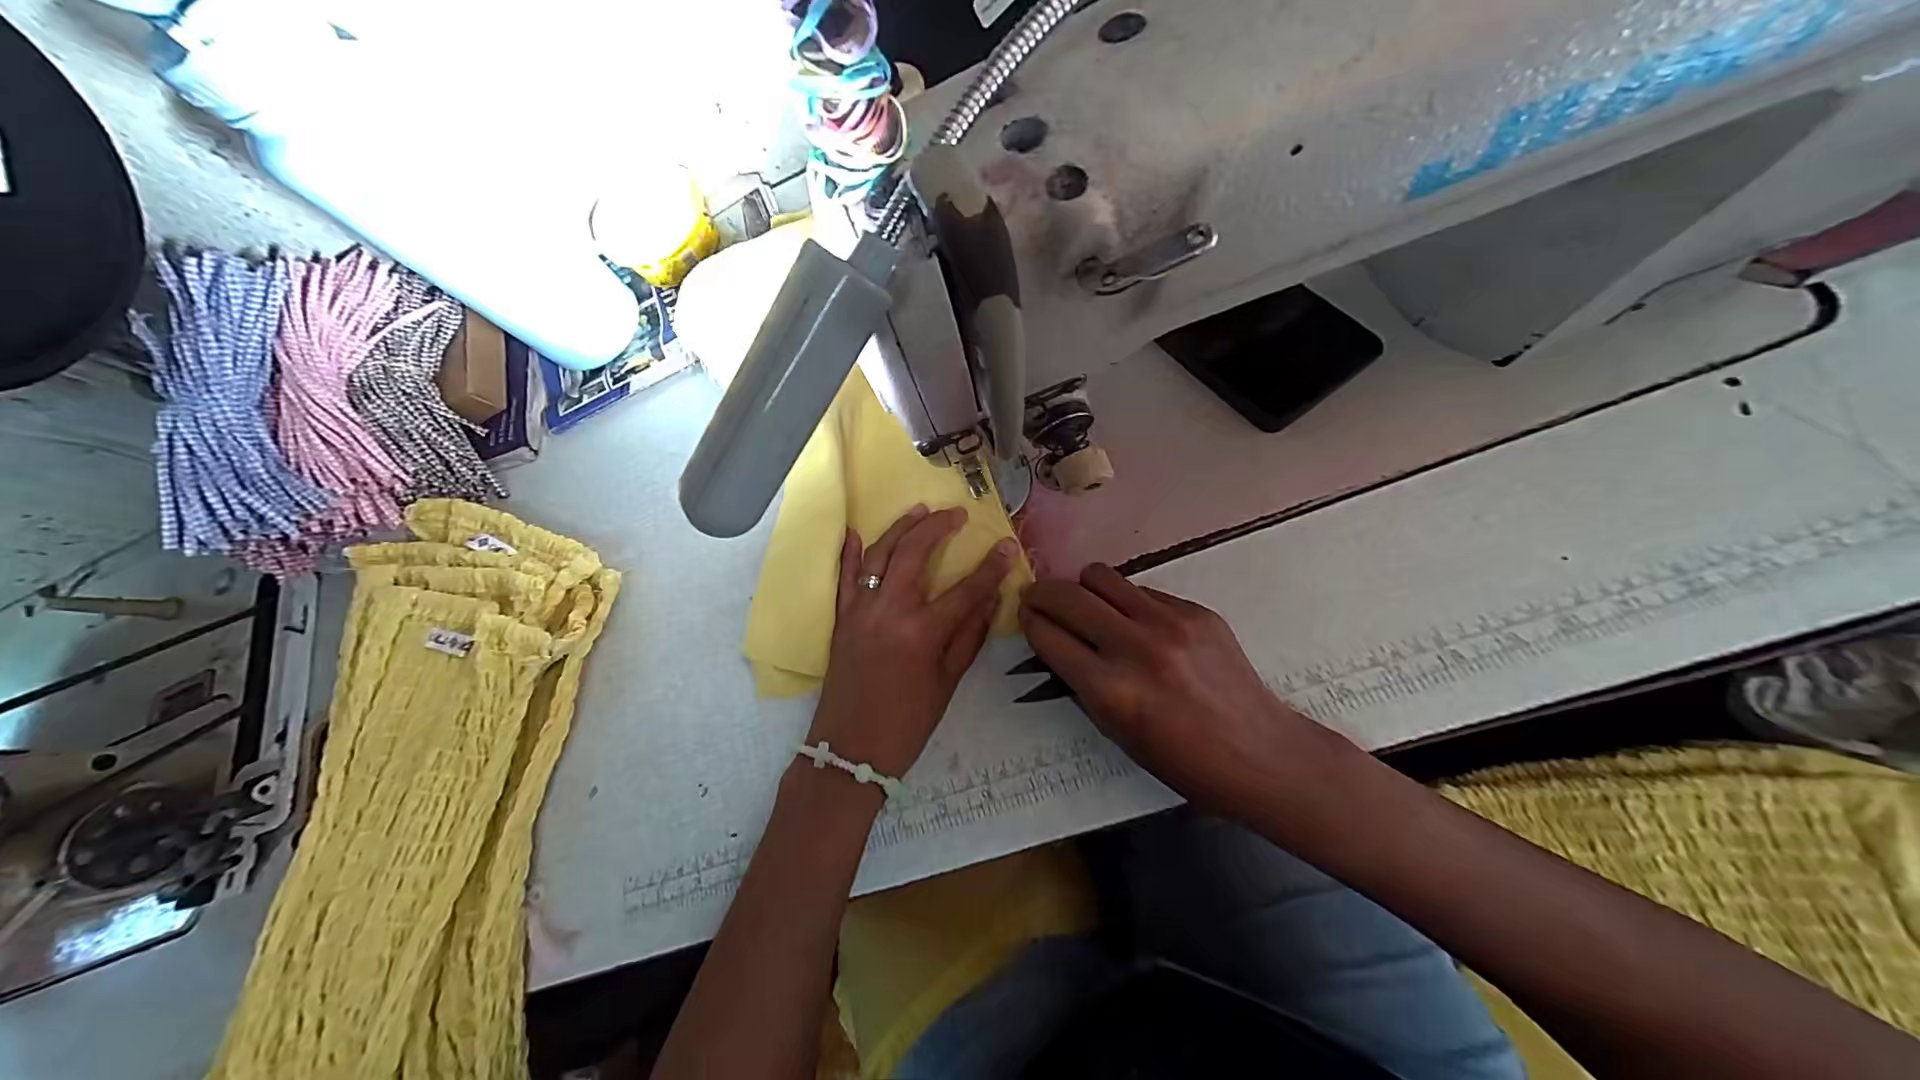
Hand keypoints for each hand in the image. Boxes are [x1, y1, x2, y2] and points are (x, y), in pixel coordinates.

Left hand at [809, 506, 1017, 778]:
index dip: (990, 566)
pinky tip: (854, 530)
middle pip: (915, 553)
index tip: (1006, 544)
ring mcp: (859, 611)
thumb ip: (970, 636)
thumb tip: (990, 598)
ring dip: (900, 528)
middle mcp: (889, 611)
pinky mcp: (840, 619)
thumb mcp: (948, 682)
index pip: (965, 589)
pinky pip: (843, 578)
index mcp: (922, 632)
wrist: (851, 750)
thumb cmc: (908, 723)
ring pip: (879, 554)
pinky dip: (848, 552)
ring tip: (920, 510)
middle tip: (958, 514)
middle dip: (938, 527)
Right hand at [1020, 565, 1354, 809]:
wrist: (1260, 754)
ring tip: (1086, 603)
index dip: (1029, 622)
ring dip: (1082, 587)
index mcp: (1111, 691)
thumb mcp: (1118, 733)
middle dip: (1041, 594)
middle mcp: (1135, 648)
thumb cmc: (1183, 761)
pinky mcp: (1196, 611)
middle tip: (1037, 597)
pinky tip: (1139, 625)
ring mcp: (1169, 623)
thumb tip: (1057, 643)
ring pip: (1100, 576)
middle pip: (1067, 596)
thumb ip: (1083, 685)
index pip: (1049, 636)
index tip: (1025, 616)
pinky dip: (1127, 602)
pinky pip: (1143, 591)